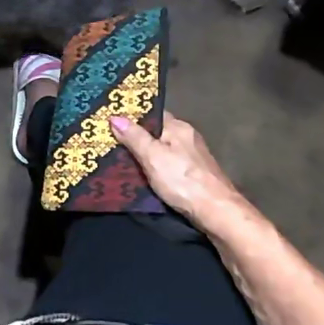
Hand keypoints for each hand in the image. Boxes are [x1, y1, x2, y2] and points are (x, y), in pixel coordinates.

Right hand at [109, 113, 243, 222]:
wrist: (215, 210)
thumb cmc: (182, 179)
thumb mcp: (152, 156)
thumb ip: (134, 137)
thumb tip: (115, 116)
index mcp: (178, 127)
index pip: (152, 114)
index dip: (132, 116)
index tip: (110, 121)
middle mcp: (187, 137)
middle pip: (157, 133)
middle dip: (135, 137)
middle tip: (108, 143)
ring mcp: (192, 157)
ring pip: (161, 150)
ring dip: (144, 154)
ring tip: (117, 159)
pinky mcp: (193, 174)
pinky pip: (167, 164)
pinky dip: (153, 167)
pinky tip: (141, 176)